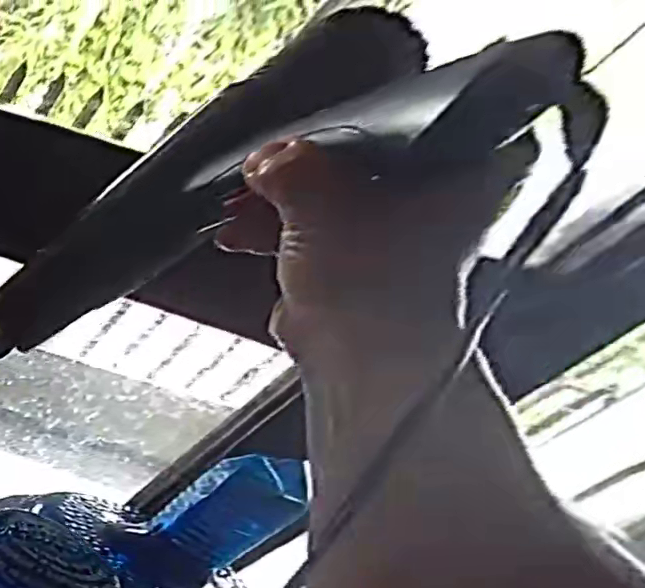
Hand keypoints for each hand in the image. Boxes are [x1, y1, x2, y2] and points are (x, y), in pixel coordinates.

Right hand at [216, 136, 534, 370]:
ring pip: (319, 207)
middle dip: (286, 183)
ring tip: (233, 216)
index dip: (324, 141)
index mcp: (455, 168)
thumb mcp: (326, 211)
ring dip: (269, 212)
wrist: (360, 352)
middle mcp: (428, 198)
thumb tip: (268, 155)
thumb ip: (296, 175)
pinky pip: (305, 239)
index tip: (277, 151)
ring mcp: (385, 236)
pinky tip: (240, 236)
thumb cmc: (373, 284)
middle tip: (246, 185)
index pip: (381, 135)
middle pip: (344, 173)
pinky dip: (271, 237)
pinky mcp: (347, 267)